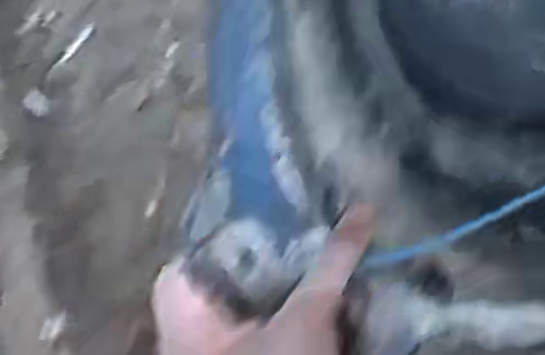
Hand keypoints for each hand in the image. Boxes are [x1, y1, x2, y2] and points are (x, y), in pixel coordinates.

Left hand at [153, 206, 375, 354]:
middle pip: (227, 282)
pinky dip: (305, 299)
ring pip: (258, 303)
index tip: (261, 204)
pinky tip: (336, 276)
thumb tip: (363, 206)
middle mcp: (201, 344)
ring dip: (293, 274)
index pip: (181, 272)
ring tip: (330, 236)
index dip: (215, 236)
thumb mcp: (308, 315)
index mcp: (188, 331)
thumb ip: (334, 259)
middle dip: (271, 248)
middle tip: (310, 211)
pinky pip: (282, 321)